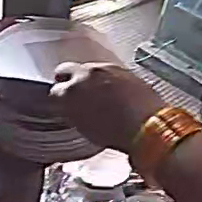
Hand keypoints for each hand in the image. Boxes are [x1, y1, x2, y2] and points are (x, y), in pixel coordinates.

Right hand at [50, 62, 165, 151]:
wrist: (147, 125)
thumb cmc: (114, 132)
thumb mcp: (83, 127)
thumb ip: (71, 112)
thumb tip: (68, 106)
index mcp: (70, 92)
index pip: (54, 91)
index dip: (57, 99)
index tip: (61, 105)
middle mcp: (85, 74)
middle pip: (66, 70)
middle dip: (66, 80)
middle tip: (73, 92)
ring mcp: (105, 69)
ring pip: (88, 69)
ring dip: (88, 79)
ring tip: (97, 95)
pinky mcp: (123, 69)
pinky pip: (107, 71)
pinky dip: (106, 79)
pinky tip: (113, 94)